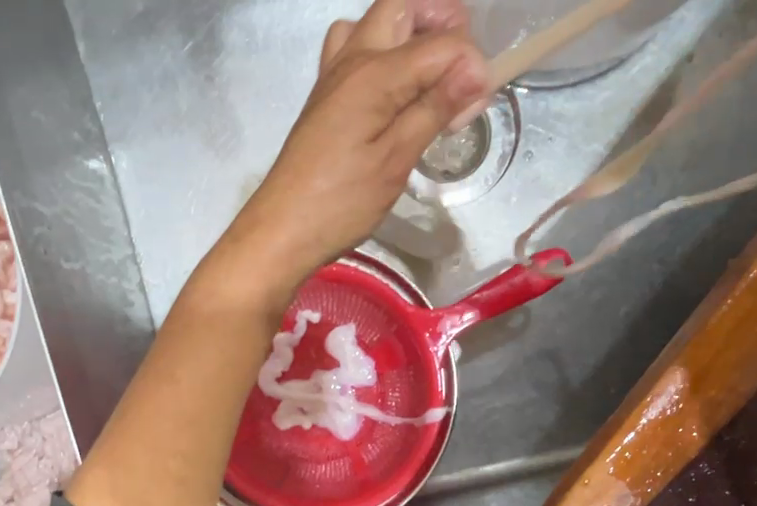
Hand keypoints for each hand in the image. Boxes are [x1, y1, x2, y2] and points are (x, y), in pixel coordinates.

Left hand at [217, 0, 490, 295]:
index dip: (470, 66)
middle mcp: (351, 61)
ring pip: (374, 24)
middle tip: (461, 70)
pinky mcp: (324, 100)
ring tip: (431, 78)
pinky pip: (354, 53)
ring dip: (409, 36)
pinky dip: (383, 58)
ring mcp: (332, 78)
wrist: (281, 231)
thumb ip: (434, 109)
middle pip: (401, 7)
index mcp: (374, 73)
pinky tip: (394, 96)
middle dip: (441, 25)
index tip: (476, 108)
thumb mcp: (395, 161)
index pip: (441, 43)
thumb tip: (476, 72)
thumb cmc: (339, 204)